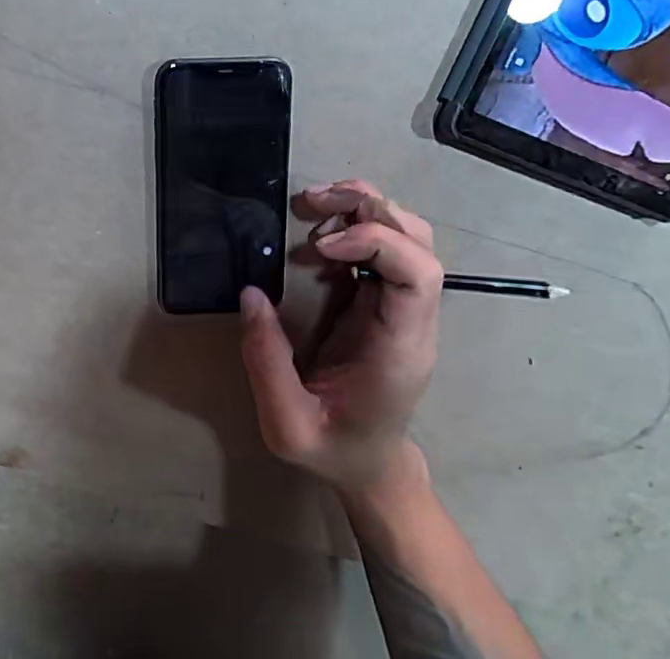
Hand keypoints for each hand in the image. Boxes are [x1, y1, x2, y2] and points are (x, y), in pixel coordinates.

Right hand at [238, 179, 442, 495]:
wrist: (370, 466)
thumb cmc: (334, 448)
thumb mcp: (287, 423)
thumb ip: (266, 361)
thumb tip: (250, 294)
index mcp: (401, 347)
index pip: (418, 273)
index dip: (375, 242)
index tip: (318, 247)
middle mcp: (412, 319)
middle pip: (418, 241)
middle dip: (367, 207)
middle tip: (310, 203)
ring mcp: (402, 307)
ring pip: (408, 235)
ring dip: (363, 208)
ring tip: (312, 205)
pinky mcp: (385, 302)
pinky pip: (385, 247)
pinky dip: (354, 225)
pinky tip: (317, 230)